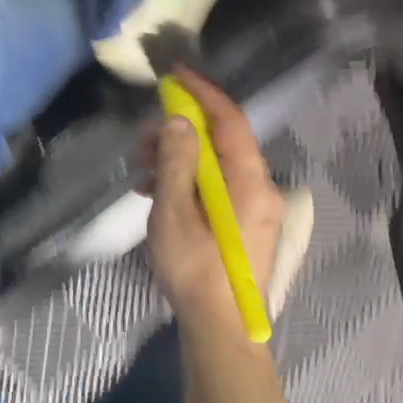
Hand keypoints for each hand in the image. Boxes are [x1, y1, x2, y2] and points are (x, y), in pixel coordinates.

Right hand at [143, 69, 286, 339]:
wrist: (221, 328)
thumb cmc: (195, 268)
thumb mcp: (174, 211)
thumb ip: (176, 161)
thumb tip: (177, 120)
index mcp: (249, 181)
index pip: (230, 121)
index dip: (203, 93)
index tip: (174, 74)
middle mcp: (261, 188)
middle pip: (222, 142)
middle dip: (180, 130)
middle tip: (141, 140)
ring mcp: (255, 208)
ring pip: (216, 165)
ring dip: (178, 157)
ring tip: (141, 170)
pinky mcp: (244, 225)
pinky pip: (216, 187)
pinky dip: (187, 180)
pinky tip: (156, 193)